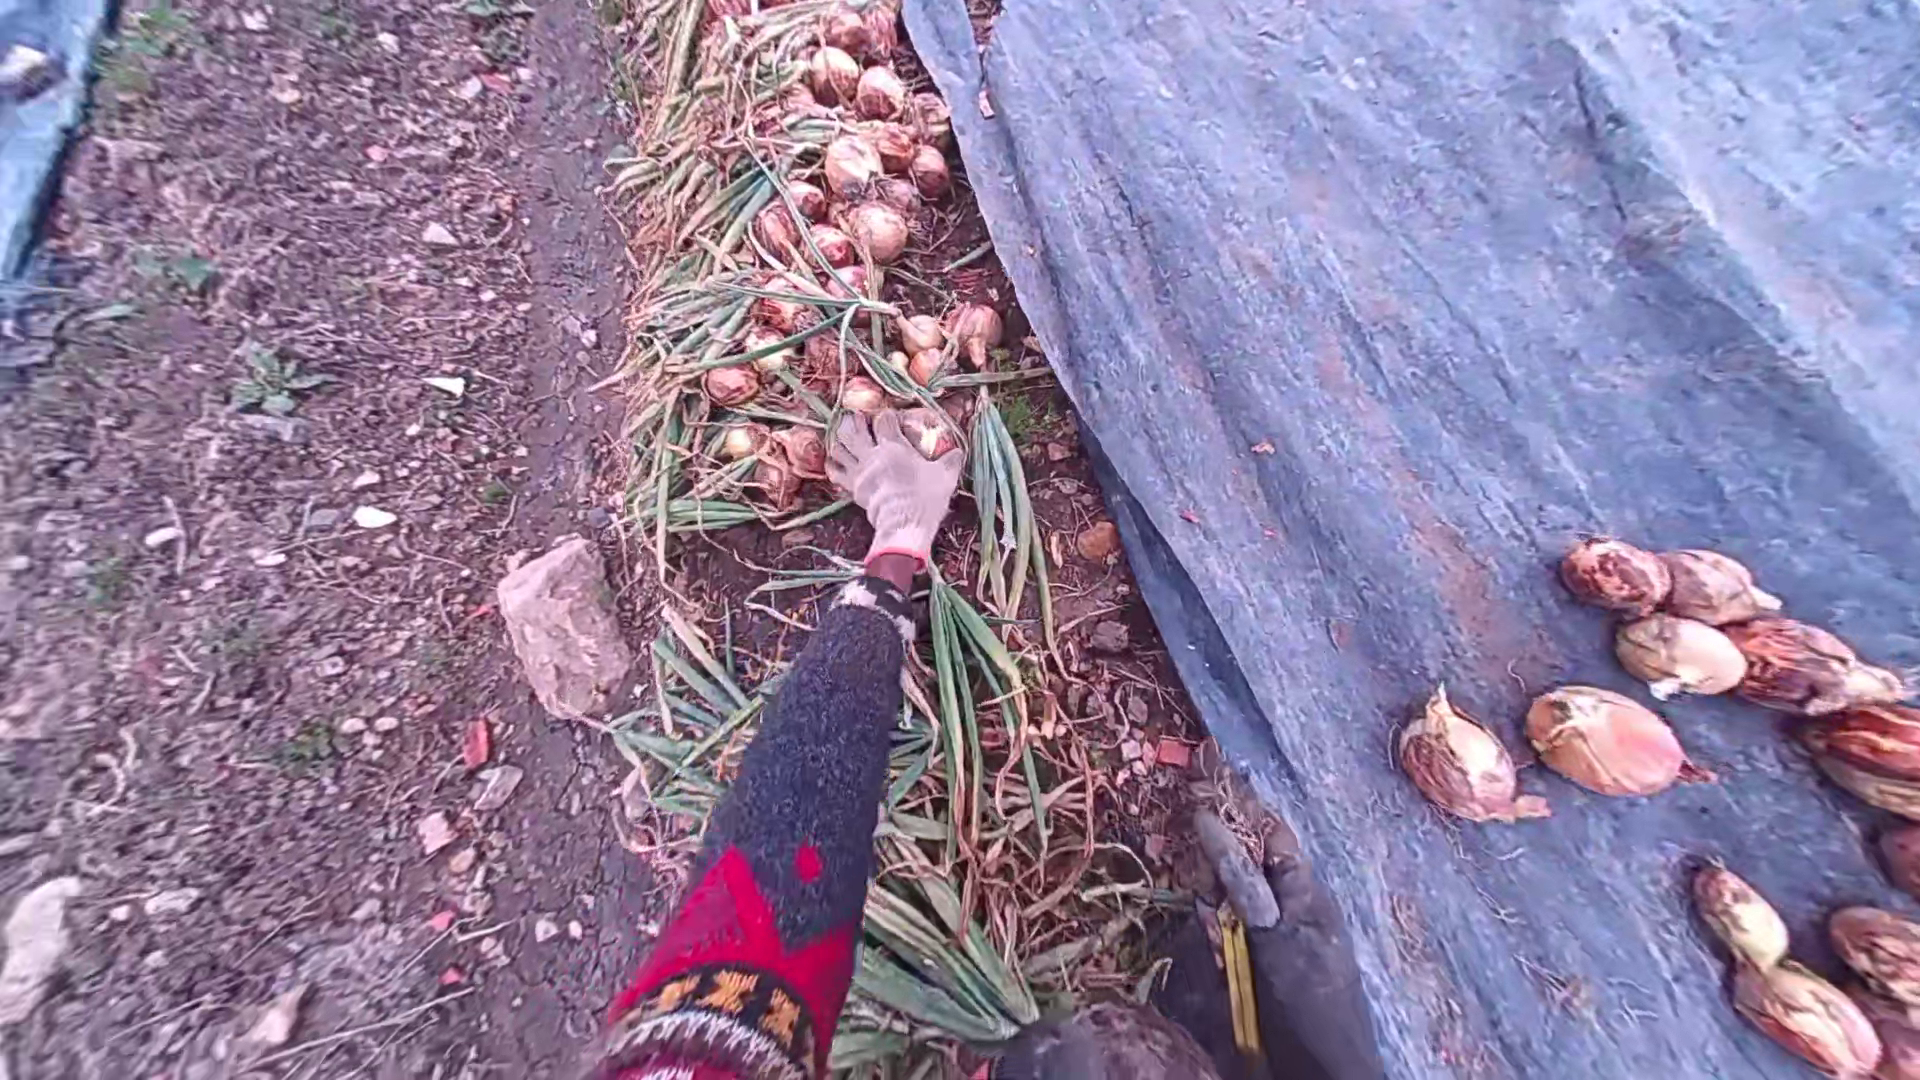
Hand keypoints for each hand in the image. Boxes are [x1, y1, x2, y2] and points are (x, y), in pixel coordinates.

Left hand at [828, 410, 964, 570]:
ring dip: (839, 440)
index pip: (884, 420)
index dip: (886, 416)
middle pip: (852, 429)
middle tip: (855, 418)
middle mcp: (872, 455)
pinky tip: (836, 462)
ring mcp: (859, 472)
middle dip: (852, 421)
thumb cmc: (925, 498)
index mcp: (893, 446)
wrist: (905, 525)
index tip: (892, 418)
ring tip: (841, 436)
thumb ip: (951, 461)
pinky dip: (834, 465)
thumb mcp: (944, 477)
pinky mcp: (852, 489)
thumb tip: (959, 452)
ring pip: (839, 448)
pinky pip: (836, 472)